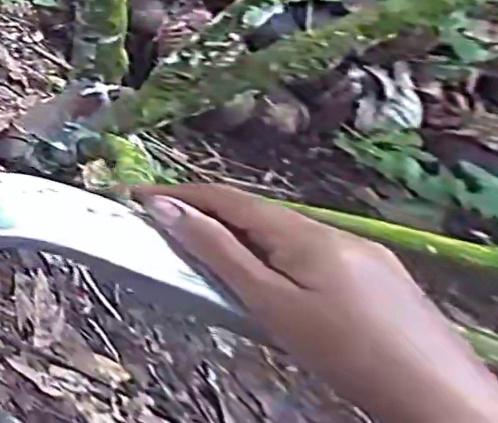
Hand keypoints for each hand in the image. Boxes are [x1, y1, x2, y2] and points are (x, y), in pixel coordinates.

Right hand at [136, 183, 497, 422]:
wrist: (460, 416)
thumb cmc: (349, 355)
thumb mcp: (269, 303)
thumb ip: (214, 249)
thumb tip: (162, 206)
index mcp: (307, 234)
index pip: (225, 197)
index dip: (175, 193)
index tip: (134, 197)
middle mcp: (339, 235)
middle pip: (256, 214)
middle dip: (206, 215)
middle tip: (164, 227)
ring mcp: (370, 260)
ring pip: (284, 235)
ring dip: (239, 237)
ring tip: (208, 255)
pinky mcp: (387, 285)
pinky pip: (312, 255)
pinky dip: (274, 256)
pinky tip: (269, 281)